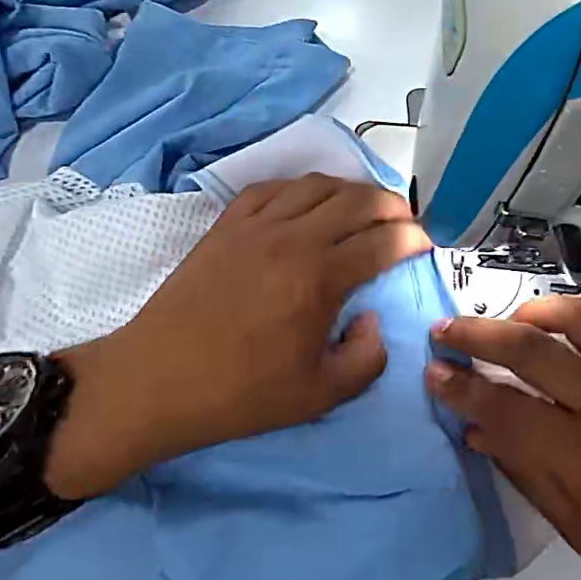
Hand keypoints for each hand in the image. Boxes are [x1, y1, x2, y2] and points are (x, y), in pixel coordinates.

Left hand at [47, 175, 432, 498]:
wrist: (156, 382)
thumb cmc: (240, 394)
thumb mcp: (320, 395)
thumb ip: (367, 358)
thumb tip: (373, 318)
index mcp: (320, 278)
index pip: (384, 241)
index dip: (414, 239)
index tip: (424, 246)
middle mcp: (292, 238)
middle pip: (357, 199)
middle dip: (392, 205)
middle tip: (404, 222)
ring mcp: (255, 225)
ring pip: (317, 184)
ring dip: (350, 190)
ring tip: (363, 208)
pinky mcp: (226, 225)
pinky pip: (271, 187)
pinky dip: (300, 188)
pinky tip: (307, 203)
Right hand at [425, 296, 580, 579]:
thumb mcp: (580, 530)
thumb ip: (525, 471)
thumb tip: (478, 432)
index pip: (502, 405)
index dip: (459, 386)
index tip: (431, 370)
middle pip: (529, 348)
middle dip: (477, 332)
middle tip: (447, 328)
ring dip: (536, 310)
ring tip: (514, 320)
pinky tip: (575, 338)